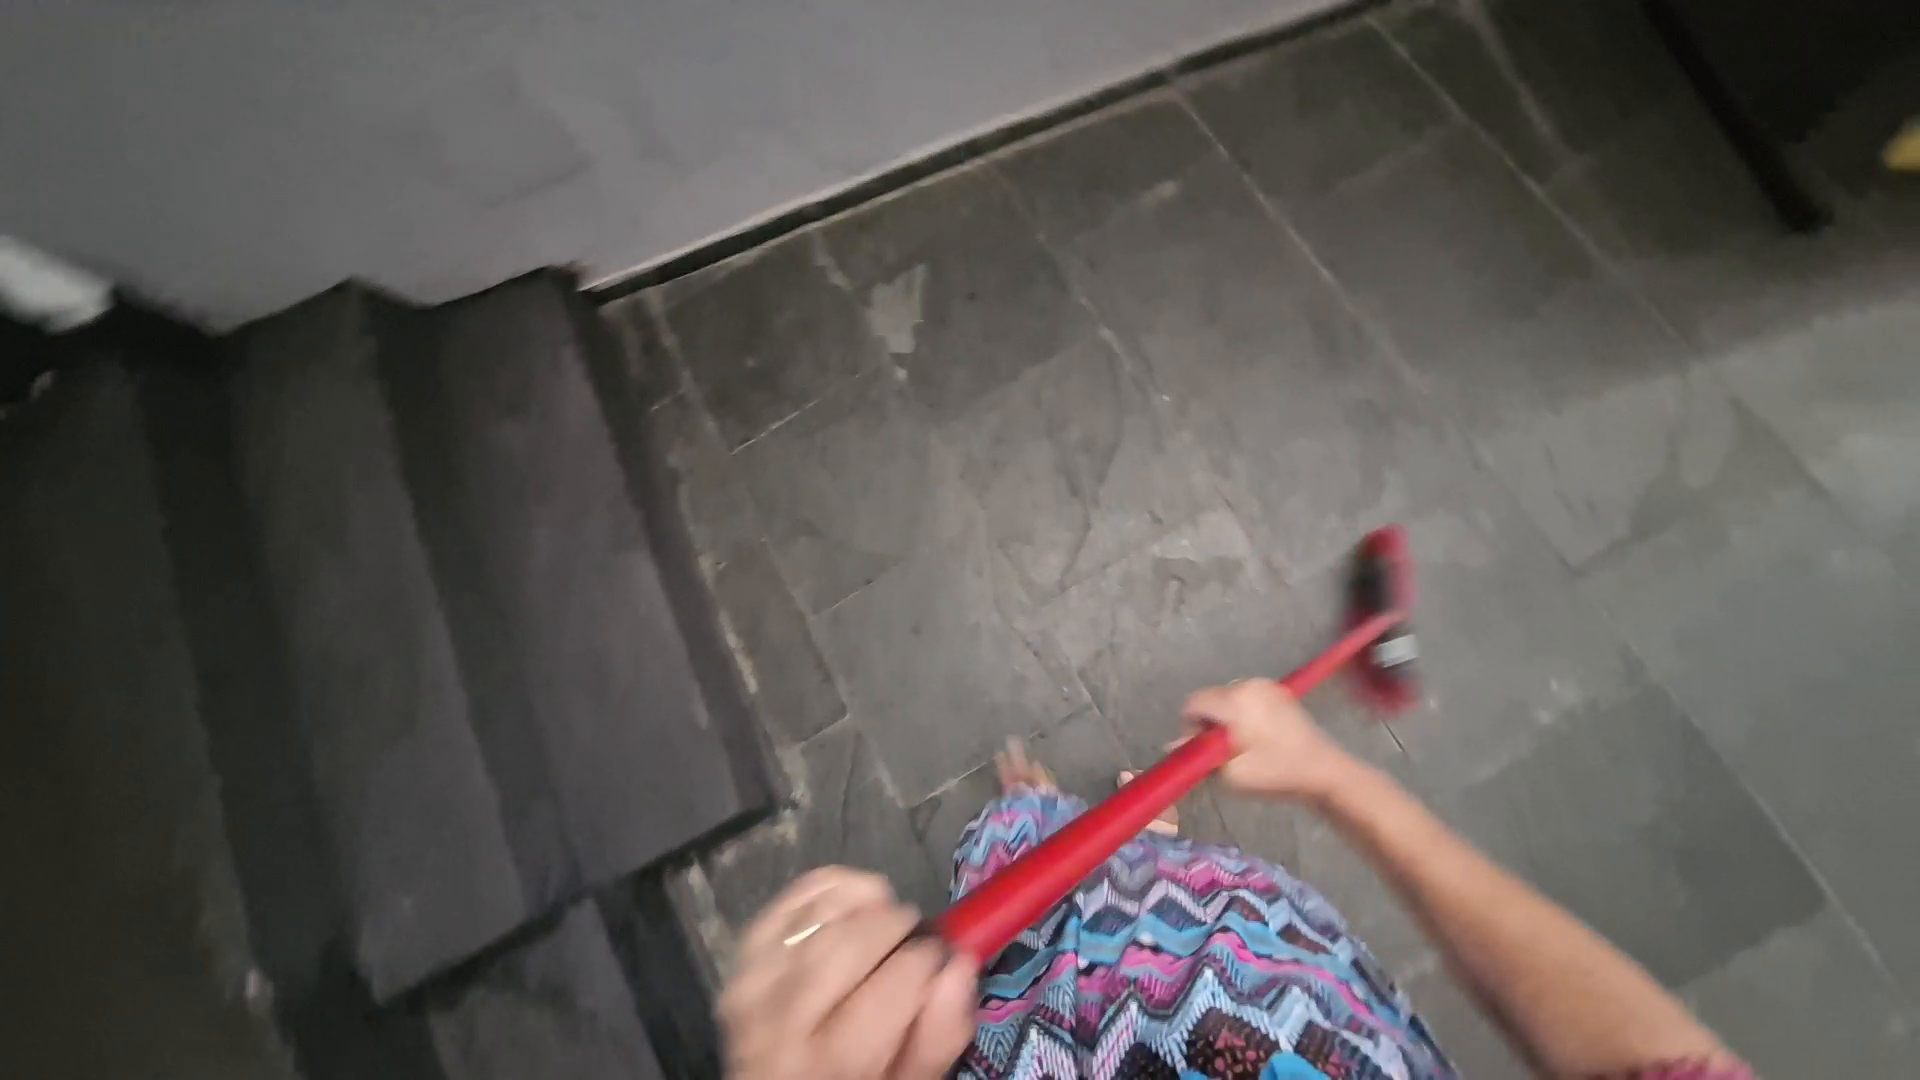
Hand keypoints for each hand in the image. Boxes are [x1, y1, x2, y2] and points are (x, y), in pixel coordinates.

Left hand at [719, 867, 977, 1079]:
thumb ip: (937, 1034)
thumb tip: (959, 964)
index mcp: (829, 1064)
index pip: (892, 984)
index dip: (929, 959)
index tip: (942, 958)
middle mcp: (781, 1022)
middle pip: (851, 943)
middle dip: (899, 925)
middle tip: (916, 938)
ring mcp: (756, 982)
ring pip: (821, 914)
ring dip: (868, 902)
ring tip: (890, 922)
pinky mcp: (747, 953)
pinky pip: (794, 897)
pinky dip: (834, 885)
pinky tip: (859, 898)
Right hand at [1182, 678, 1362, 803]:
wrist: (1325, 772)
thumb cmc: (1276, 773)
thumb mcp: (1232, 774)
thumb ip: (1198, 756)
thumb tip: (1170, 746)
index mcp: (1235, 701)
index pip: (1193, 703)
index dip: (1190, 726)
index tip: (1203, 748)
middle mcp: (1248, 685)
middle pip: (1210, 698)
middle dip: (1209, 722)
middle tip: (1224, 750)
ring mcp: (1265, 686)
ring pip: (1227, 698)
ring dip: (1226, 717)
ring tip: (1243, 743)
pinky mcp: (1278, 692)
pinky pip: (1246, 698)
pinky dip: (1243, 713)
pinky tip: (1258, 735)